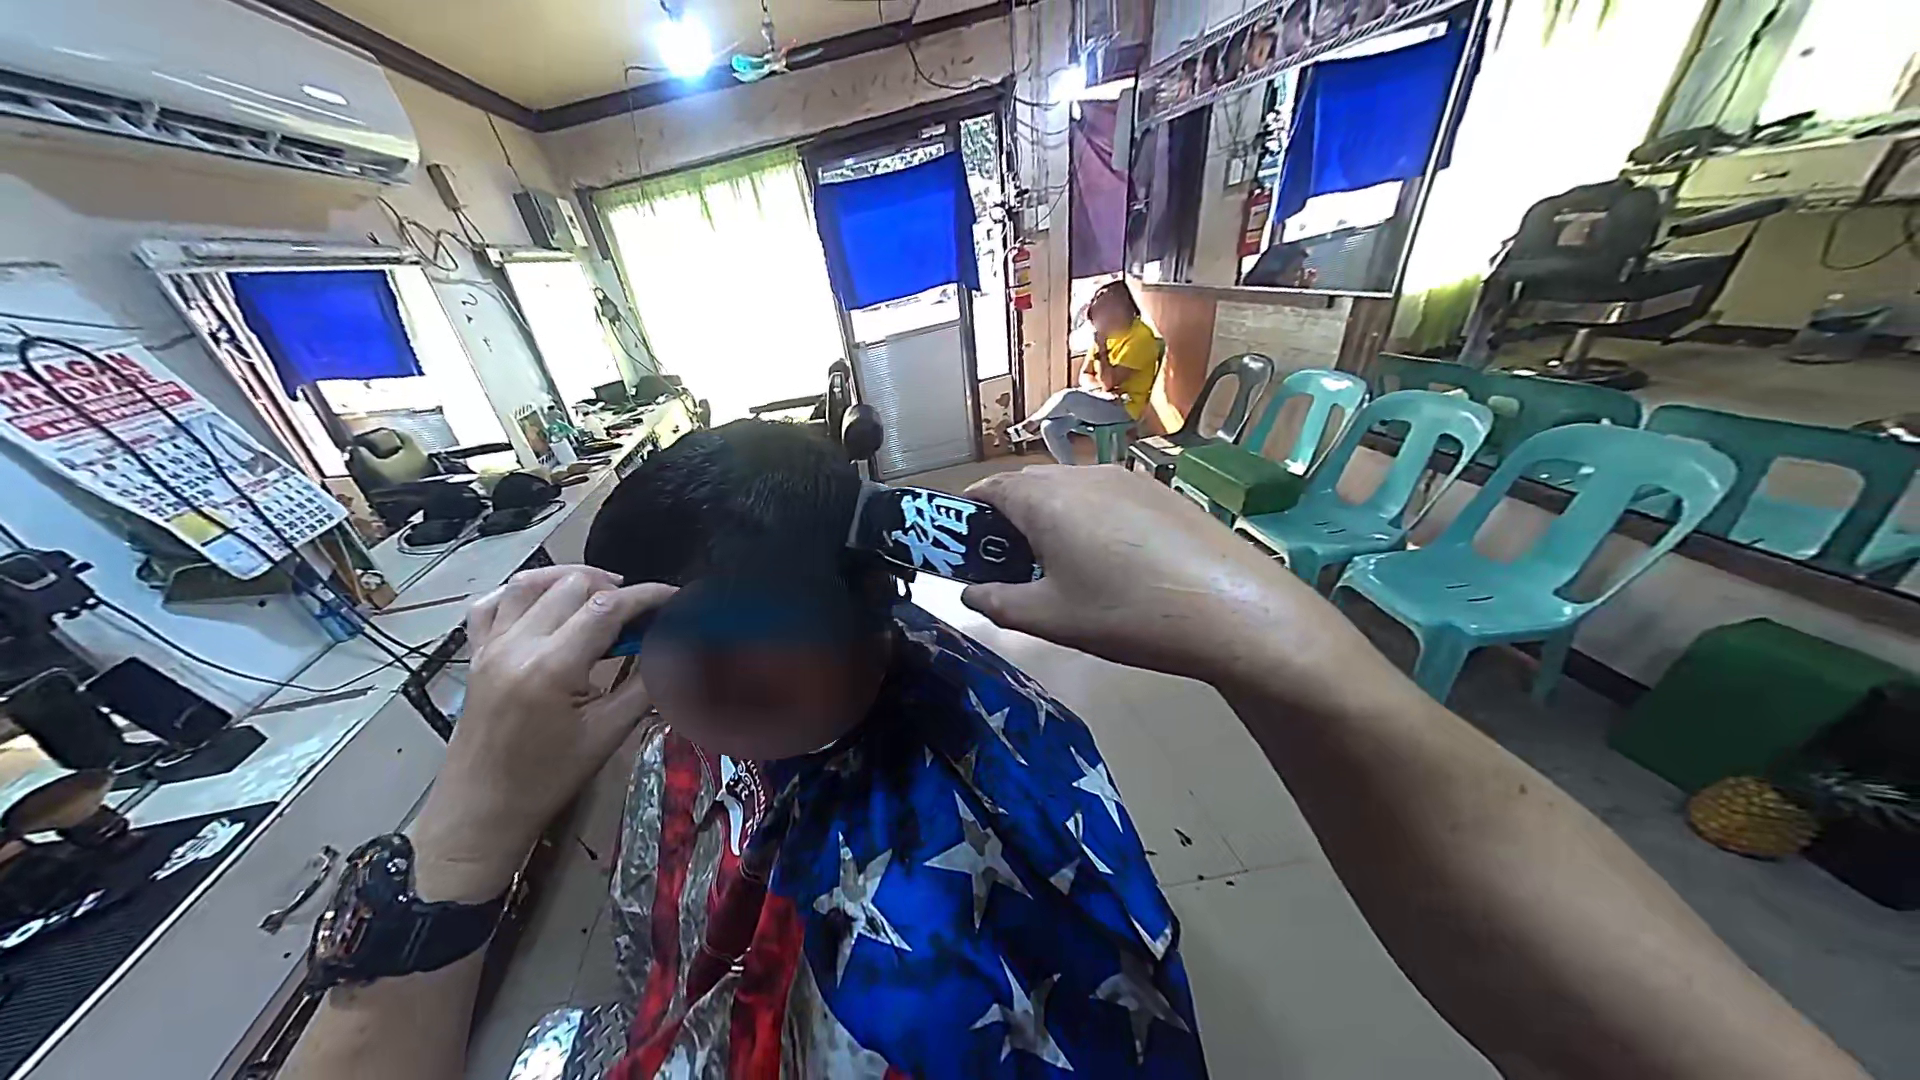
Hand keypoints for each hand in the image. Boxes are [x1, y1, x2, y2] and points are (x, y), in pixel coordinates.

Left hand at [410, 566, 675, 901]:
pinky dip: (524, 591)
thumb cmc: (550, 776)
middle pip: (573, 585)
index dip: (648, 595)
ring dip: (572, 579)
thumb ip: (649, 682)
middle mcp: (517, 646)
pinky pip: (493, 603)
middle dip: (615, 588)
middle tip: (641, 611)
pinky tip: (549, 602)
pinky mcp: (475, 654)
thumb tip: (683, 649)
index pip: (608, 607)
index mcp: (552, 667)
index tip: (675, 597)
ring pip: (531, 582)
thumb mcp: (610, 731)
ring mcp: (489, 647)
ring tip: (602, 594)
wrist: (481, 811)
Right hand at [960, 466, 1405, 711]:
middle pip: (1028, 485)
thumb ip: (998, 602)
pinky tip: (1109, 558)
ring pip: (1068, 488)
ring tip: (1059, 562)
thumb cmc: (1126, 613)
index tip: (963, 542)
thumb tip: (969, 593)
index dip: (968, 511)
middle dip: (1008, 516)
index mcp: (1046, 499)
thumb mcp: (1051, 618)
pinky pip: (1105, 494)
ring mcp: (1127, 477)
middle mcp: (1082, 474)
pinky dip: (1087, 516)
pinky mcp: (1159, 491)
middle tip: (1010, 562)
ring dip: (1049, 515)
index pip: (989, 487)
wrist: (1232, 608)